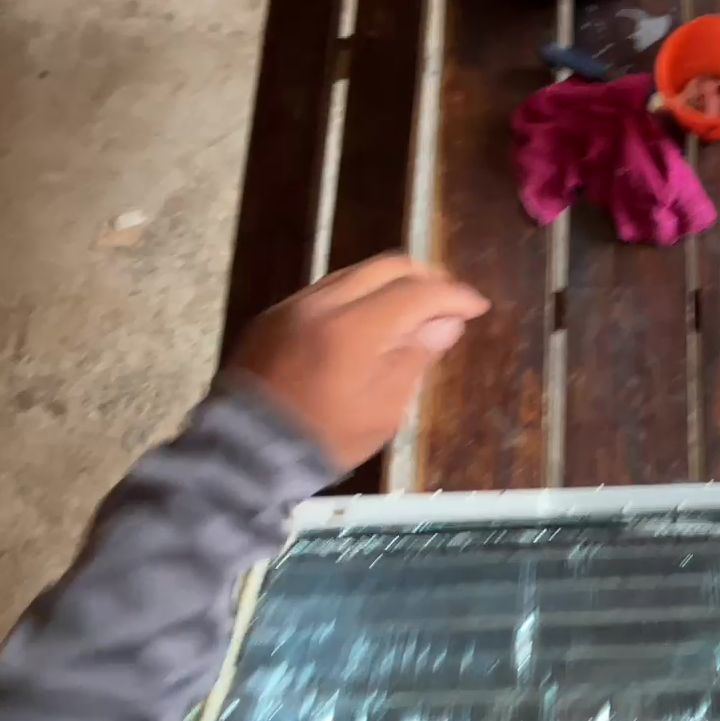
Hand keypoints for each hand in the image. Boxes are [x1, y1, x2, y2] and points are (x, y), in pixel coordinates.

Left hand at [227, 253, 489, 468]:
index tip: (477, 307)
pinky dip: (364, 294)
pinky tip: (374, 320)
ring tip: (416, 308)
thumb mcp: (384, 408)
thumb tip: (446, 323)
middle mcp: (323, 303)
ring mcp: (295, 305)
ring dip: (395, 283)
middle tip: (450, 300)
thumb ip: (416, 357)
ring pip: (358, 273)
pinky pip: (332, 289)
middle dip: (428, 277)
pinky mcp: (276, 315)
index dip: (453, 296)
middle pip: (389, 267)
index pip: (417, 293)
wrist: (242, 453)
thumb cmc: (325, 438)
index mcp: (354, 329)